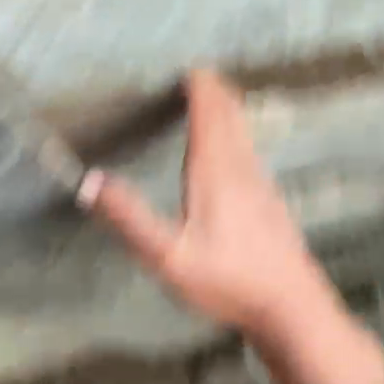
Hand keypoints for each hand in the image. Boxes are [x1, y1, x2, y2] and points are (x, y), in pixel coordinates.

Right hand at [80, 69, 340, 339]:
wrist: (296, 316)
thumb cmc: (228, 283)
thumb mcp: (166, 256)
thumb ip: (128, 216)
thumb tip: (88, 179)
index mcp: (216, 176)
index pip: (211, 119)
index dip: (201, 90)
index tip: (190, 67)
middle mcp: (242, 174)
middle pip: (231, 121)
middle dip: (216, 94)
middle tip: (200, 73)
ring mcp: (261, 190)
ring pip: (244, 137)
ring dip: (227, 114)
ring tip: (212, 101)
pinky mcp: (270, 208)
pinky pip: (249, 155)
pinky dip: (236, 137)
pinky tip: (231, 152)